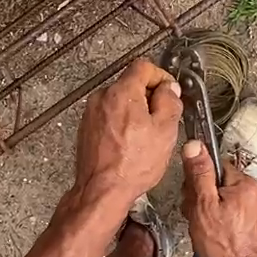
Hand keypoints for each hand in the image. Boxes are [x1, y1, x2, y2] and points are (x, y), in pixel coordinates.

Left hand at [72, 58, 181, 210]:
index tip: (168, 91)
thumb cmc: (131, 165)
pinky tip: (129, 144)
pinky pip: (109, 117)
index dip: (161, 77)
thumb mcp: (165, 131)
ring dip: (134, 113)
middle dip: (148, 98)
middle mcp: (102, 98)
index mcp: (122, 93)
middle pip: (130, 84)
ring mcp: (92, 113)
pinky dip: (121, 125)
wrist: (102, 190)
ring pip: (119, 102)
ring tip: (144, 137)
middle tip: (160, 120)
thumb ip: (170, 102)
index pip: (143, 66)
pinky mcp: (87, 128)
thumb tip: (170, 89)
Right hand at [181, 139, 256, 256]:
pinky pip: (228, 212)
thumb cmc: (223, 244)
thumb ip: (199, 174)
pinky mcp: (251, 224)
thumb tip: (194, 144)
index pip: (214, 166)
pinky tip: (211, 235)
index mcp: (244, 183)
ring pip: (221, 199)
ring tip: (203, 229)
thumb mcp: (204, 205)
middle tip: (196, 217)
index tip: (193, 198)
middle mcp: (254, 192)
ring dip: (206, 211)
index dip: (197, 180)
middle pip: (217, 183)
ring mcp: (254, 209)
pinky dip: (217, 221)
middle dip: (201, 198)